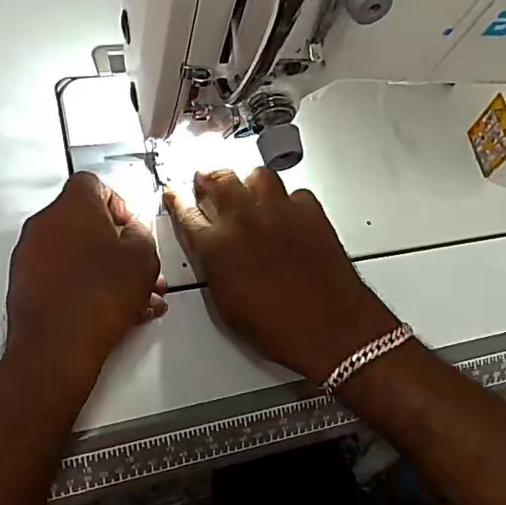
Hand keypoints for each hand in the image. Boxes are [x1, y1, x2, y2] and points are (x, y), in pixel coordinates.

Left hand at [5, 173, 166, 381]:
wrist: (59, 343)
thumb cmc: (93, 299)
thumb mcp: (143, 259)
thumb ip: (142, 235)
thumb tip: (135, 235)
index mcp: (73, 206)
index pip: (93, 183)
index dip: (117, 202)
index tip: (129, 223)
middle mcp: (44, 224)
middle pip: (82, 221)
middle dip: (112, 242)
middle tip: (131, 261)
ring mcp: (29, 254)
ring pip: (72, 252)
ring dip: (100, 268)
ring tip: (127, 295)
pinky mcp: (24, 283)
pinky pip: (58, 276)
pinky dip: (81, 286)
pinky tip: (106, 309)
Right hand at [166, 168, 398, 381]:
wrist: (330, 329)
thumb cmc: (281, 326)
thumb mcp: (226, 305)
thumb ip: (214, 269)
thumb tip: (214, 258)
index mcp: (216, 246)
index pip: (186, 212)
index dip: (178, 201)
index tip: (176, 194)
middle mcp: (245, 221)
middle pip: (219, 180)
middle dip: (208, 178)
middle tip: (206, 179)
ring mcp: (279, 212)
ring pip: (258, 175)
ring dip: (248, 181)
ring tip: (247, 188)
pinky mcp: (310, 213)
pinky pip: (295, 193)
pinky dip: (288, 199)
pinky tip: (286, 211)